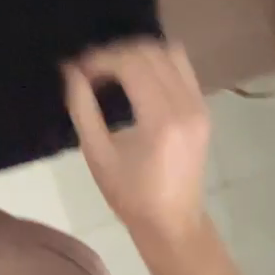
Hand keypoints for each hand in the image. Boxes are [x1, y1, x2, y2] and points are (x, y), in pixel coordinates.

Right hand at [63, 38, 214, 247]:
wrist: (172, 222)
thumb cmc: (129, 194)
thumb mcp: (96, 153)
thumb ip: (82, 108)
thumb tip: (71, 72)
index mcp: (161, 120)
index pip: (131, 65)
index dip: (100, 60)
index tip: (77, 71)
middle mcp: (186, 105)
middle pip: (151, 52)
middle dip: (116, 54)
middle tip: (90, 71)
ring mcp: (199, 106)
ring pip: (170, 53)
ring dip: (138, 54)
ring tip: (112, 70)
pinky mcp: (202, 109)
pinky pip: (181, 68)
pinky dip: (155, 64)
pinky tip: (135, 79)